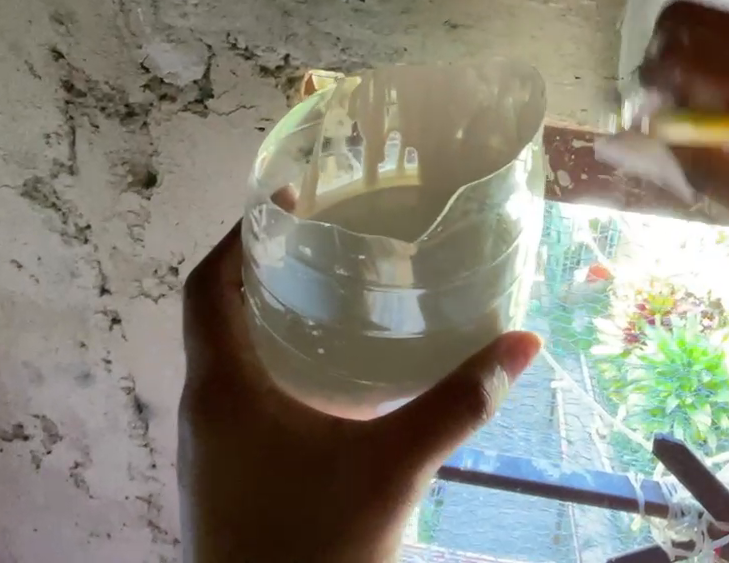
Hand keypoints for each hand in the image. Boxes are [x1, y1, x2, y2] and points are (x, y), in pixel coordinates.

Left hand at [179, 223, 541, 562]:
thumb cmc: (313, 552)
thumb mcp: (394, 471)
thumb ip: (458, 405)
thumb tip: (523, 342)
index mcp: (222, 392)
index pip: (205, 287)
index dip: (239, 235)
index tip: (287, 200)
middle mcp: (204, 410)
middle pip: (217, 313)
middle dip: (262, 266)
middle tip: (325, 237)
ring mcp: (211, 447)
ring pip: (230, 354)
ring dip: (267, 313)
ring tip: (332, 288)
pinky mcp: (228, 474)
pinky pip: (242, 390)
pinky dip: (277, 358)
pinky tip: (334, 371)